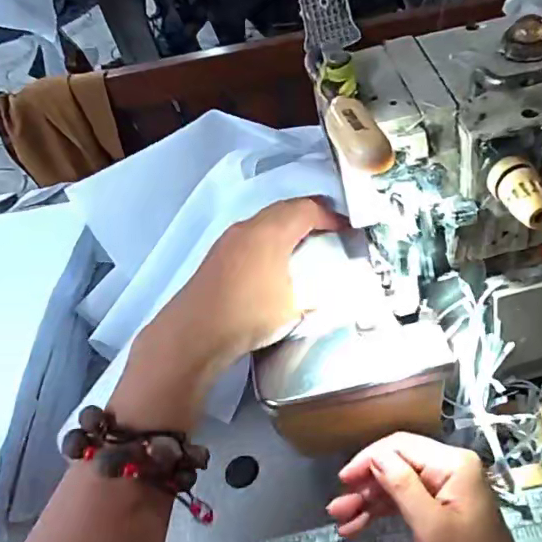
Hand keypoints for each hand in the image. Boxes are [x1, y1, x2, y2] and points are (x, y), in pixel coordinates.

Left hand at [149, 195, 342, 368]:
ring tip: (306, 244)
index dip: (331, 216)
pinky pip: (252, 234)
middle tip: (330, 230)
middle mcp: (249, 227)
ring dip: (288, 226)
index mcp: (272, 232)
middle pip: (286, 208)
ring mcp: (230, 239)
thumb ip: (314, 293)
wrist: (194, 332)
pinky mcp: (218, 254)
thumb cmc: (249, 314)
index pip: (308, 209)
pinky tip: (275, 261)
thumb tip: (324, 291)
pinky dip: (271, 238)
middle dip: (311, 215)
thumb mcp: (295, 307)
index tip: (346, 228)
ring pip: (266, 220)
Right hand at [327, 433, 540, 541]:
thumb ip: (402, 487)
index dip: (369, 459)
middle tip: (337, 507)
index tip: (343, 480)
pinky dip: (383, 510)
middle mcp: (448, 465)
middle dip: (365, 483)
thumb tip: (376, 457)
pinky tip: (358, 525)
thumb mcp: (431, 525)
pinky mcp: (439, 502)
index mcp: (452, 463)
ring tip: (341, 519)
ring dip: (369, 499)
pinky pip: (405, 498)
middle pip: (397, 462)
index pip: (401, 446)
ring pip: (397, 481)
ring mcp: (444, 484)